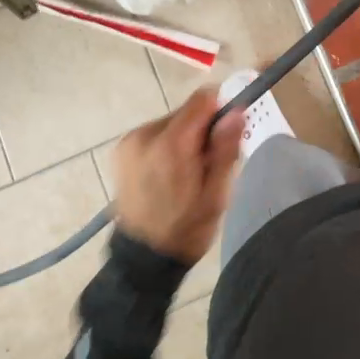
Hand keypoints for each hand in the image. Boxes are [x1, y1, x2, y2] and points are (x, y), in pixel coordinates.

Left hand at [110, 89, 244, 263]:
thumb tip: (237, 111)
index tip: (225, 136)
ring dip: (184, 138)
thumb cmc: (186, 229)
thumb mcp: (216, 194)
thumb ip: (225, 149)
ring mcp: (130, 140)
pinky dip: (167, 145)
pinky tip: (167, 174)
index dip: (219, 112)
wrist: (143, 259)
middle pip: (187, 111)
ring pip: (172, 122)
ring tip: (185, 174)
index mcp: (170, 145)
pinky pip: (156, 133)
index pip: (202, 99)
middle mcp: (146, 134)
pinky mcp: (122, 148)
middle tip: (206, 166)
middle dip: (201, 131)